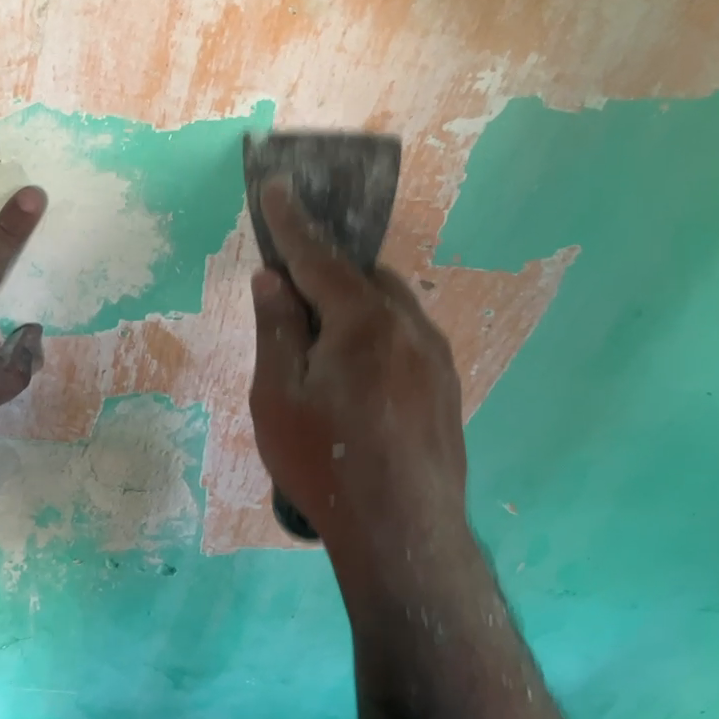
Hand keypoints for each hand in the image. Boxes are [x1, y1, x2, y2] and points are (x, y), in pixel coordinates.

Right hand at [248, 179, 468, 559]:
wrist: (402, 532)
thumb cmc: (324, 460)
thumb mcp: (278, 395)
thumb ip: (277, 330)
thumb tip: (274, 279)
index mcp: (364, 322)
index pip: (320, 258)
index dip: (291, 223)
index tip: (275, 186)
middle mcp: (410, 327)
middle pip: (362, 278)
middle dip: (323, 271)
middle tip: (286, 290)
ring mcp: (436, 358)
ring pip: (387, 308)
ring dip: (350, 305)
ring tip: (315, 339)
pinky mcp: (445, 388)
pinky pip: (403, 338)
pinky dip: (371, 334)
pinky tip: (351, 373)